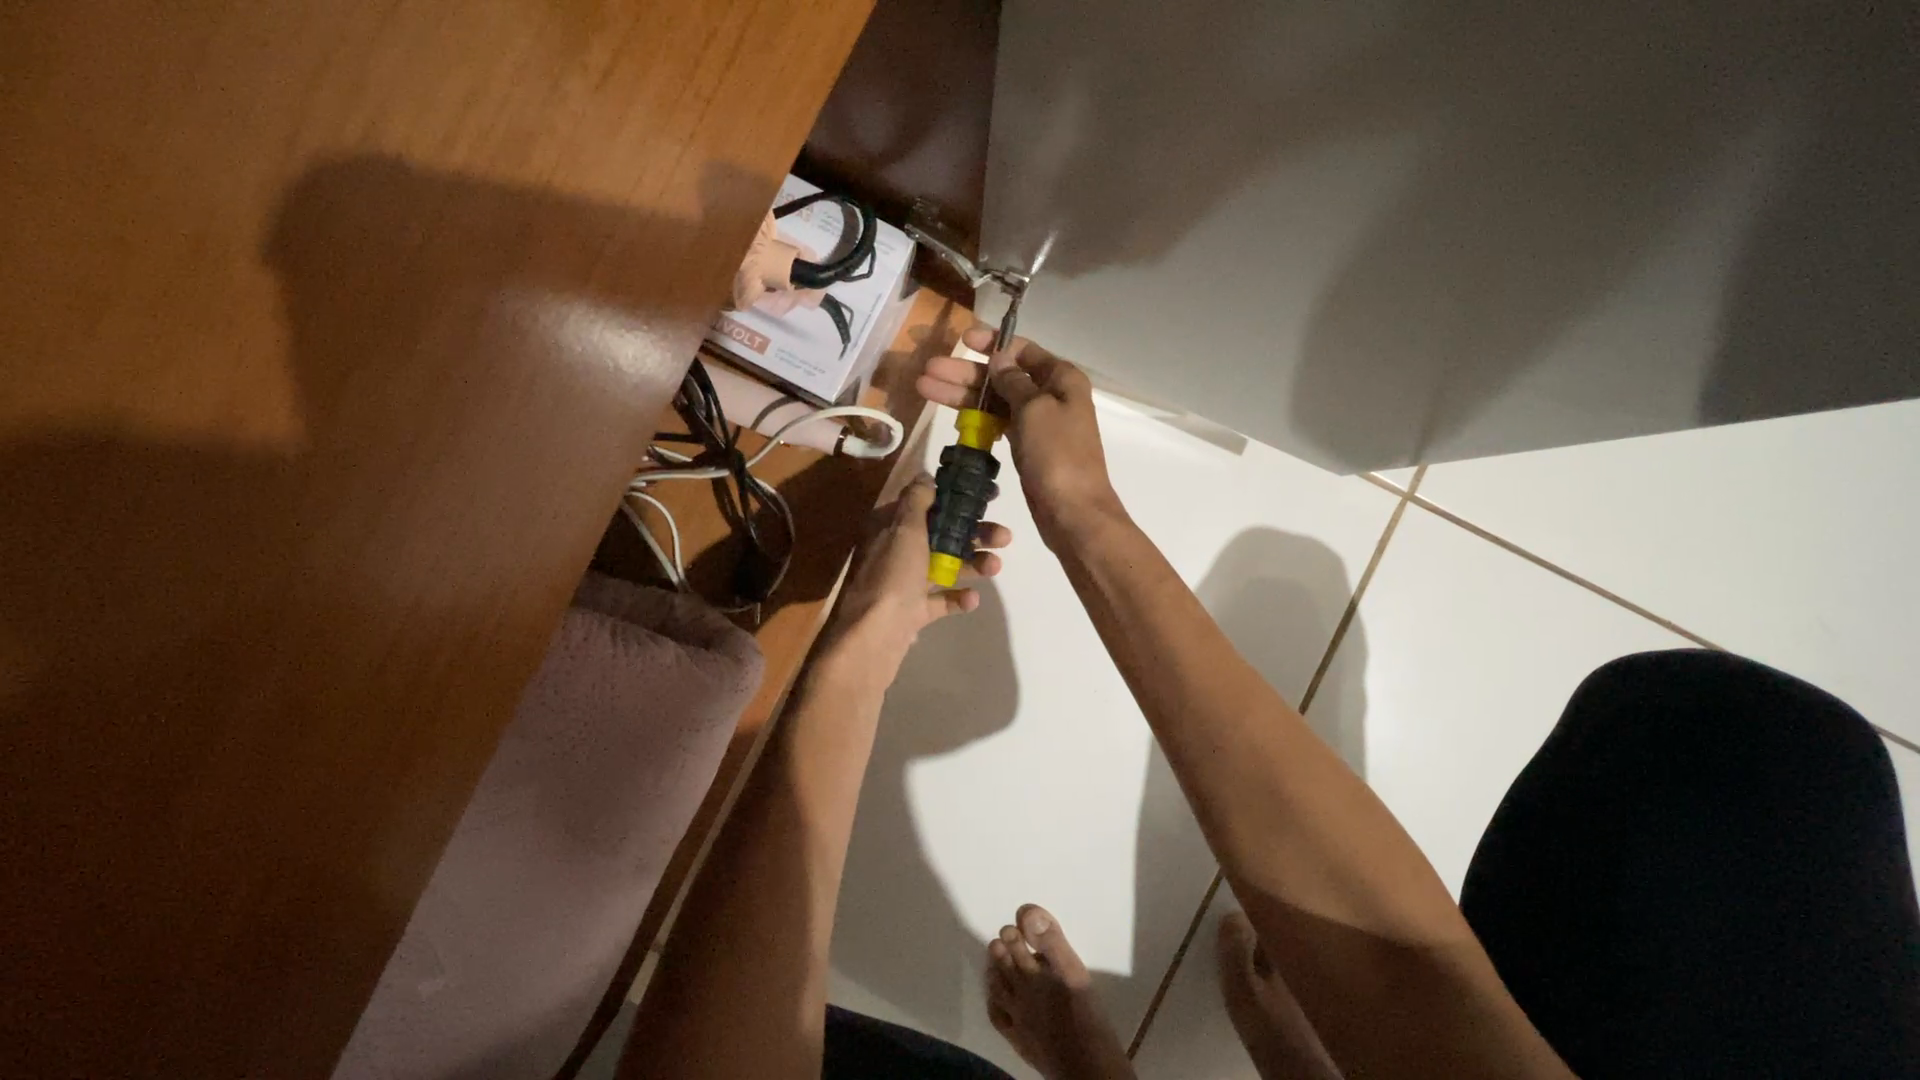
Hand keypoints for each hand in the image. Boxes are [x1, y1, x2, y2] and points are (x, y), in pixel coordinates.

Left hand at [820, 474, 1010, 676]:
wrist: (872, 638)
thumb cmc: (891, 577)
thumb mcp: (904, 529)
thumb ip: (917, 500)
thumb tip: (925, 476)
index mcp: (888, 527)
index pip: (926, 503)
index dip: (957, 498)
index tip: (988, 496)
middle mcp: (894, 551)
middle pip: (940, 535)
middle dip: (973, 534)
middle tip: (1004, 536)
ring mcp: (902, 584)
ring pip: (943, 566)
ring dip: (971, 563)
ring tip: (996, 567)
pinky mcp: (912, 612)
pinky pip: (939, 600)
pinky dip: (957, 598)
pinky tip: (972, 600)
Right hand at [916, 326, 1124, 547]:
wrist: (1072, 512)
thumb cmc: (1057, 455)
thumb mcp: (1034, 409)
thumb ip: (1013, 381)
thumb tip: (999, 359)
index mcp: (1062, 379)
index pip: (1022, 350)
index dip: (992, 343)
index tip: (962, 340)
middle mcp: (1052, 396)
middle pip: (1003, 376)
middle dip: (965, 372)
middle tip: (928, 371)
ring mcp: (1038, 423)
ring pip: (996, 401)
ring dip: (963, 394)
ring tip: (926, 388)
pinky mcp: (1027, 448)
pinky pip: (998, 423)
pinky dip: (977, 417)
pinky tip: (952, 414)